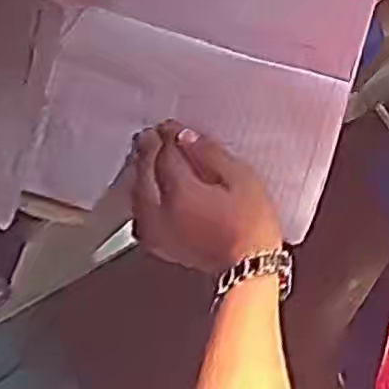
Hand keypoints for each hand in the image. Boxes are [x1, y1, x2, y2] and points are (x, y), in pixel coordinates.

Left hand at [127, 120, 282, 272]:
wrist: (248, 264)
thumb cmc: (251, 220)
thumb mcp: (242, 178)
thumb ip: (212, 155)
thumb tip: (188, 138)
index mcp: (182, 193)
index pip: (167, 156)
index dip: (168, 136)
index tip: (170, 125)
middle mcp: (161, 212)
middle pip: (145, 174)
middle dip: (147, 151)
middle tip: (151, 134)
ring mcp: (156, 231)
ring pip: (136, 195)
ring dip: (139, 172)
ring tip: (145, 156)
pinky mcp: (159, 244)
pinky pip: (139, 213)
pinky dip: (139, 195)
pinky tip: (145, 190)